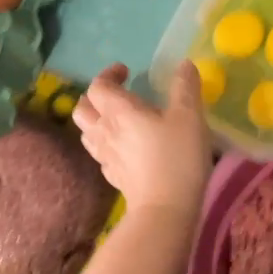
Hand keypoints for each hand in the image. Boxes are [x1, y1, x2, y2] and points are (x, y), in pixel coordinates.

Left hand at [72, 61, 211, 216]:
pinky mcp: (113, 177)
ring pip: (87, 133)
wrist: (165, 208)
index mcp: (119, 111)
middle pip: (82, 109)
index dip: (108, 75)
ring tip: (116, 121)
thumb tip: (184, 65)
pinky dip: (106, 145)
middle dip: (94, 98)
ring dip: (96, 121)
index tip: (126, 72)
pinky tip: (123, 149)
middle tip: (114, 96)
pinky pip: (99, 154)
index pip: (98, 86)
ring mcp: (105, 157)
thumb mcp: (189, 116)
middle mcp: (105, 131)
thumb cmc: (177, 157)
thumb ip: (185, 88)